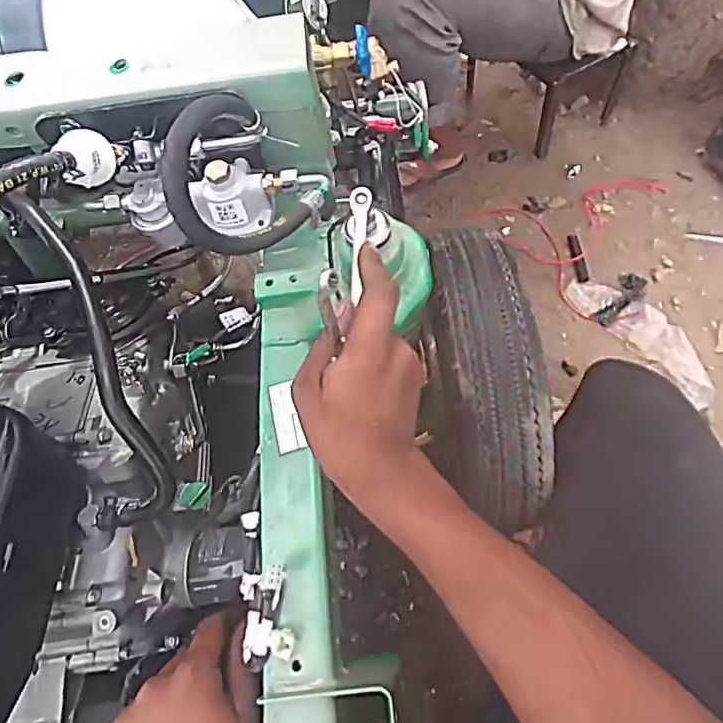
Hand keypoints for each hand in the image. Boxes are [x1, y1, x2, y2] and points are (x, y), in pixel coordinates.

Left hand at [86, 613, 258, 722]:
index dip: (224, 624)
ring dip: (167, 709)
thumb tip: (243, 645)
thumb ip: (243, 673)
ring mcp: (126, 719)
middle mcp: (154, 691)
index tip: (229, 622)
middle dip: (197, 677)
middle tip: (211, 707)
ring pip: (152, 699)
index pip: (210, 631)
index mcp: (193, 679)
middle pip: (181, 665)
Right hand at [294, 246, 428, 505]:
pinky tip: (359, 390)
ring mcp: (409, 364)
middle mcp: (396, 351)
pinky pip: (390, 355)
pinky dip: (373, 361)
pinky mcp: (414, 376)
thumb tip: (332, 328)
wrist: (380, 470)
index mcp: (368, 350)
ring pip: (381, 338)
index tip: (363, 252)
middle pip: (375, 317)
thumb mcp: (308, 391)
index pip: (380, 293)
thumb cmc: (343, 438)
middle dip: (353, 325)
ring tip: (344, 381)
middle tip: (333, 350)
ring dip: (362, 347)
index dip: (372, 267)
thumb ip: (320, 348)